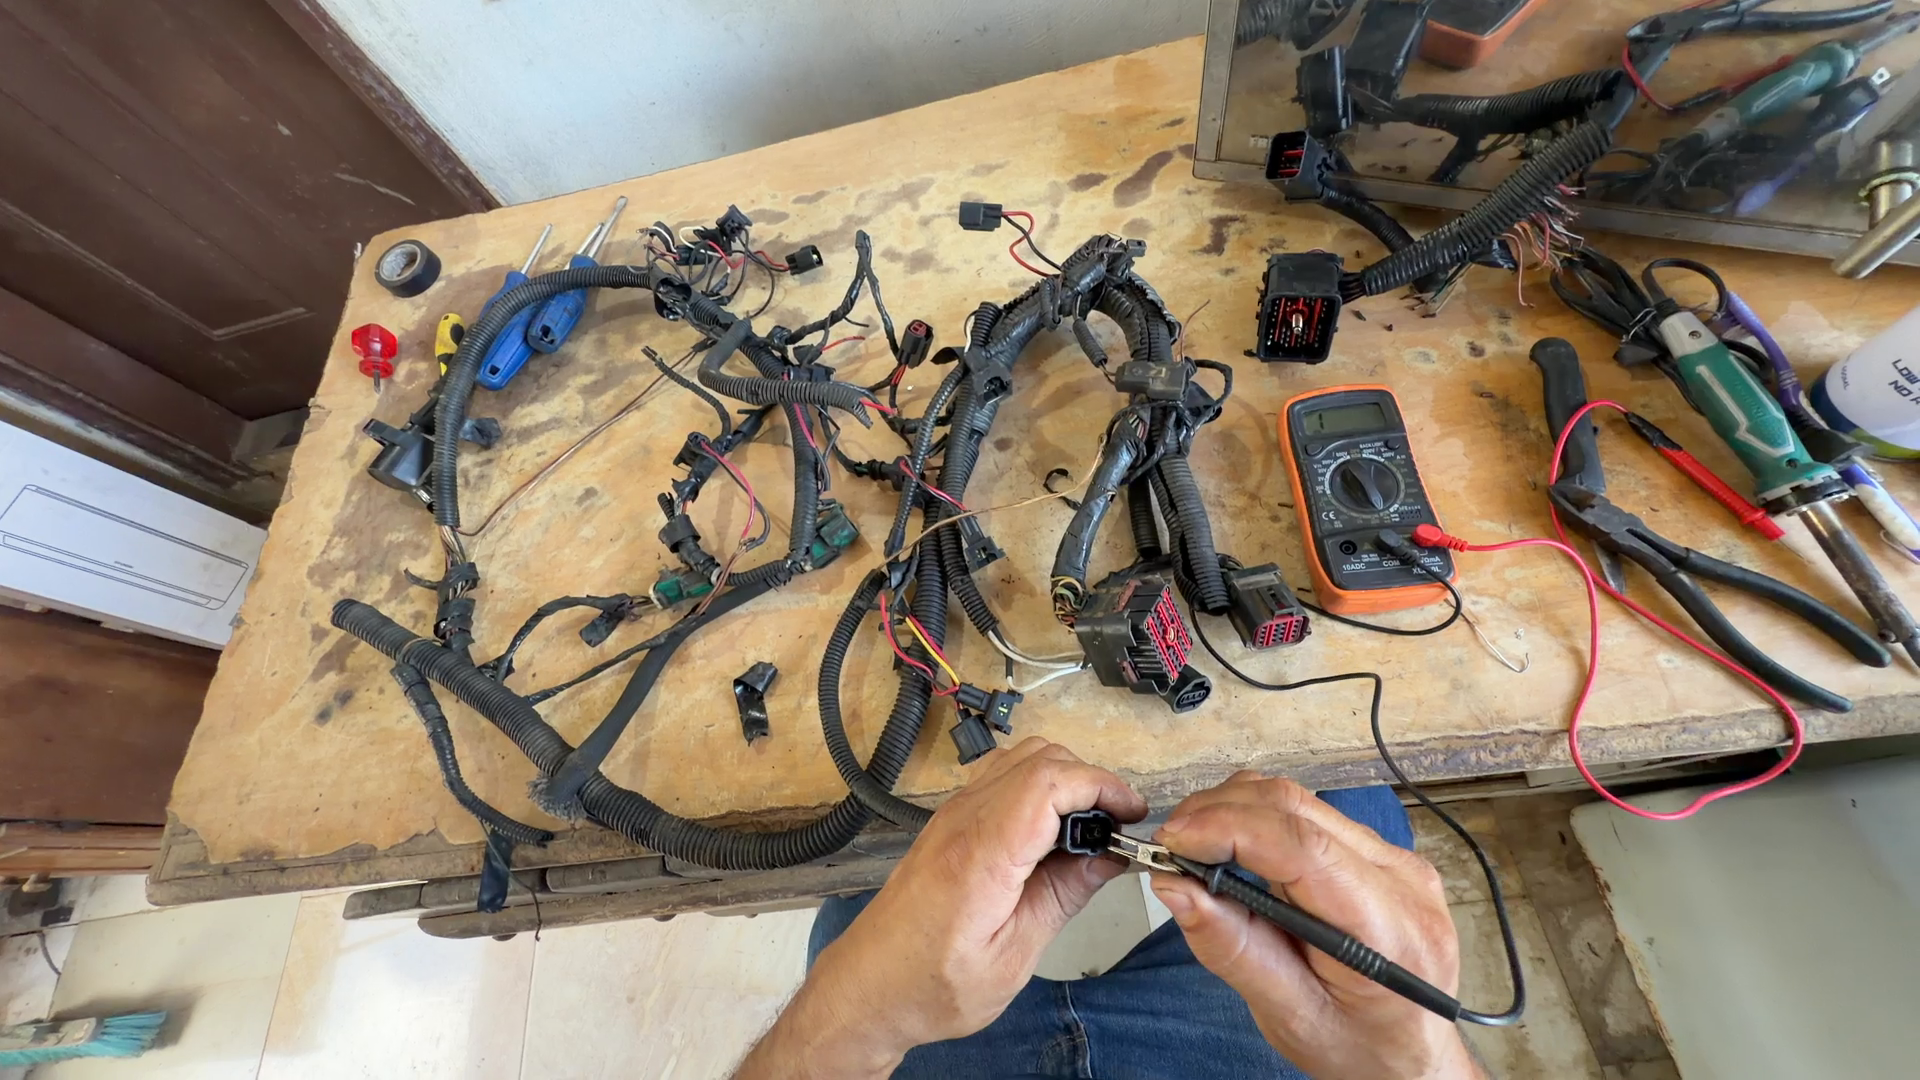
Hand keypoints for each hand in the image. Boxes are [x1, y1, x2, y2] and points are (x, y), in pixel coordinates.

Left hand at [735, 738, 1146, 1078]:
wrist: (870, 983)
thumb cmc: (935, 984)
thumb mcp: (1014, 954)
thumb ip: (1064, 895)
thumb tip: (1112, 855)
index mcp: (981, 852)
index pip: (1048, 781)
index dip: (1100, 785)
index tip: (1131, 814)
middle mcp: (965, 814)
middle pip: (1039, 758)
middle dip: (1090, 779)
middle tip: (1117, 825)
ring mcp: (954, 809)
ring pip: (1021, 756)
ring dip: (1064, 775)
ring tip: (1090, 824)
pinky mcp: (951, 815)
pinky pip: (1002, 773)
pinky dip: (1038, 781)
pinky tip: (1051, 823)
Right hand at [1149, 772, 1481, 1079]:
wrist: (1413, 1058)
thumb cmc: (1356, 1047)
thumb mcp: (1290, 1017)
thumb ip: (1233, 949)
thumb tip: (1174, 884)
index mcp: (1389, 928)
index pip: (1300, 845)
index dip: (1227, 828)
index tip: (1171, 841)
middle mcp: (1399, 875)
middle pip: (1292, 807)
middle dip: (1216, 812)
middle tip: (1169, 844)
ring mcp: (1390, 854)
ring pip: (1292, 798)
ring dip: (1229, 808)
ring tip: (1192, 843)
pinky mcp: (1373, 846)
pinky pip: (1301, 809)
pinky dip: (1251, 815)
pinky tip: (1228, 844)